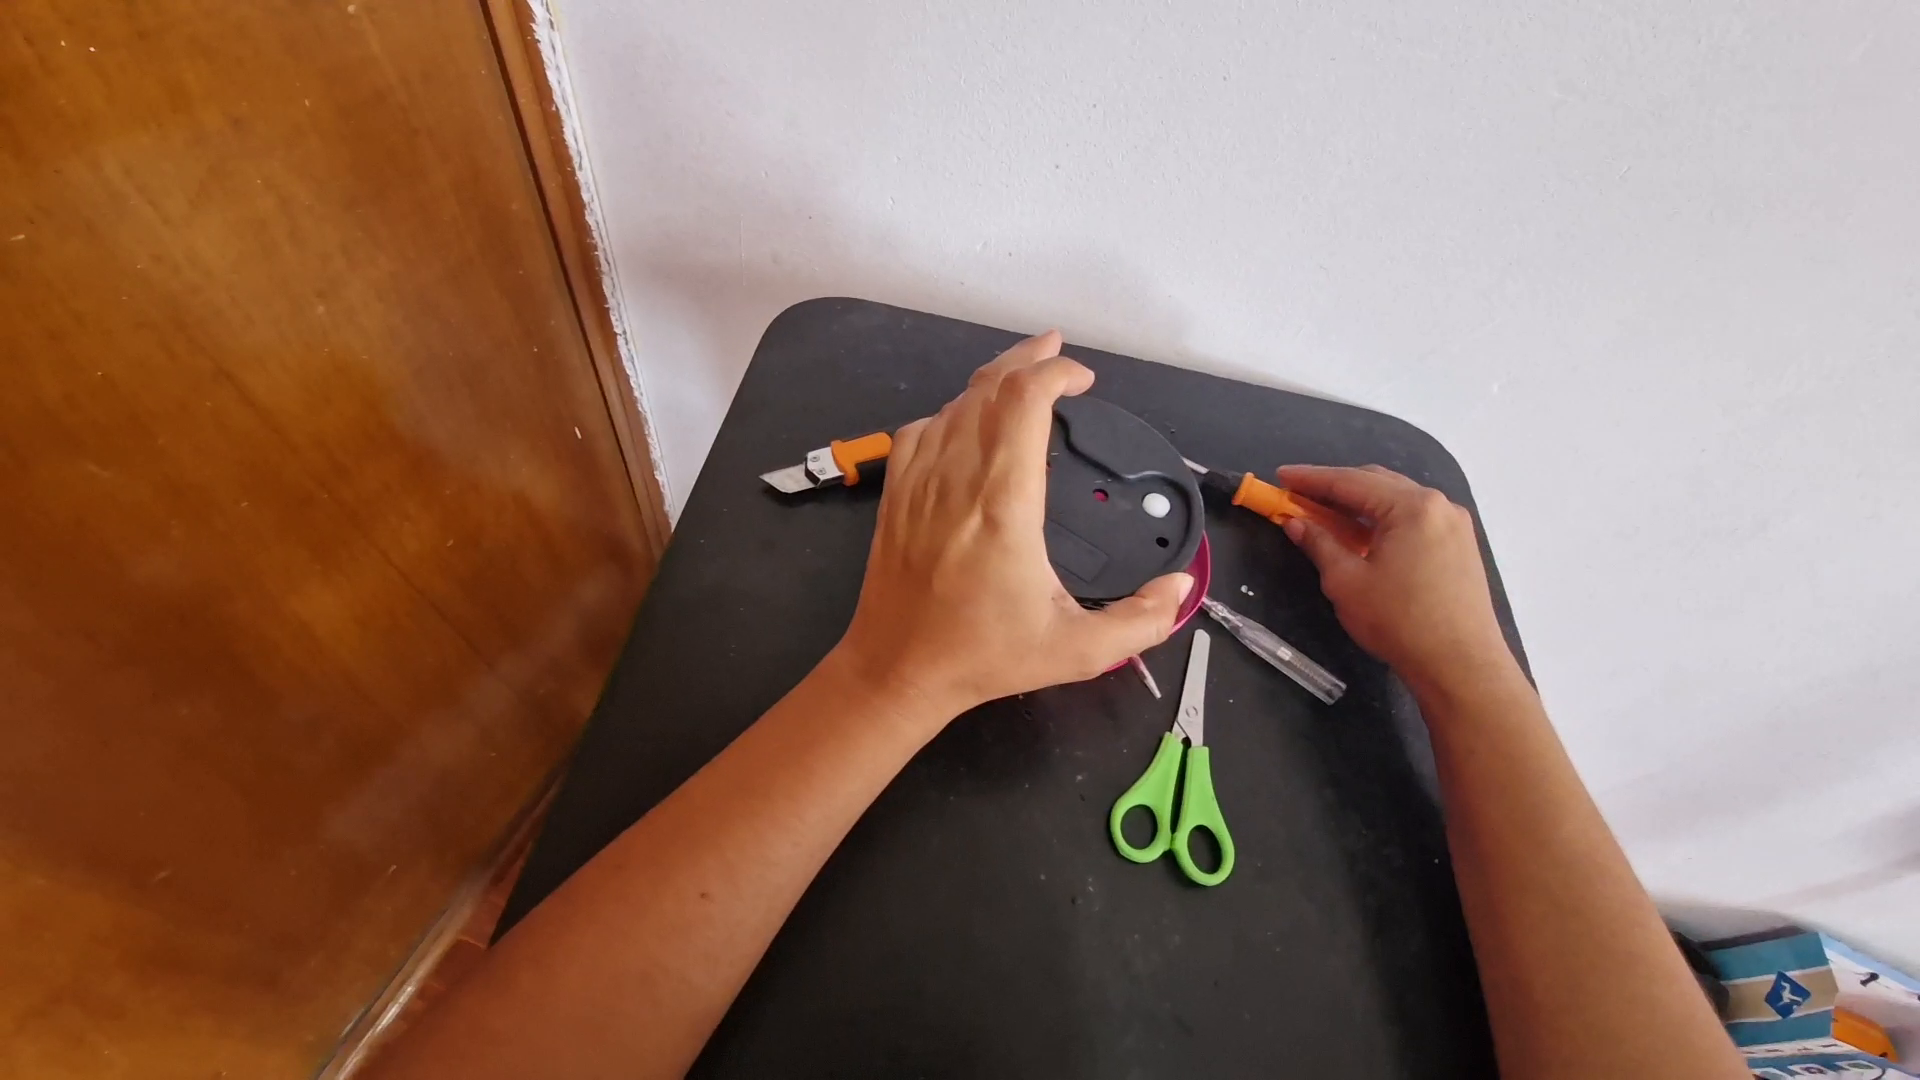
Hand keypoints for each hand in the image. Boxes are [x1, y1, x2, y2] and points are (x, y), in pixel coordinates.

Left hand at [834, 331, 1194, 717]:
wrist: (897, 669)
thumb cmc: (984, 656)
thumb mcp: (1076, 651)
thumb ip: (1141, 621)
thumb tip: (1182, 586)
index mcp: (1003, 503)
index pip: (1023, 401)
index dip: (1055, 372)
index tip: (1082, 380)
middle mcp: (957, 478)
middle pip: (989, 387)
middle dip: (1027, 359)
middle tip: (1058, 354)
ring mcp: (919, 482)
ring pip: (954, 404)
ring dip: (991, 382)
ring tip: (1021, 378)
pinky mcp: (895, 494)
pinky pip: (921, 430)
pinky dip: (950, 413)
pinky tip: (965, 422)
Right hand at [1276, 465, 1514, 695]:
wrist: (1461, 665)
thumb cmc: (1398, 620)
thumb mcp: (1345, 581)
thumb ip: (1319, 543)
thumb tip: (1295, 522)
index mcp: (1411, 507)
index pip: (1350, 482)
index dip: (1311, 478)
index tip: (1280, 476)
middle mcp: (1438, 506)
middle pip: (1377, 483)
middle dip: (1335, 487)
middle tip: (1299, 496)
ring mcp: (1453, 525)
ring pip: (1396, 499)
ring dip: (1358, 503)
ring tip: (1325, 514)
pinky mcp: (1459, 546)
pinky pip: (1412, 518)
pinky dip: (1381, 518)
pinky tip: (1361, 534)